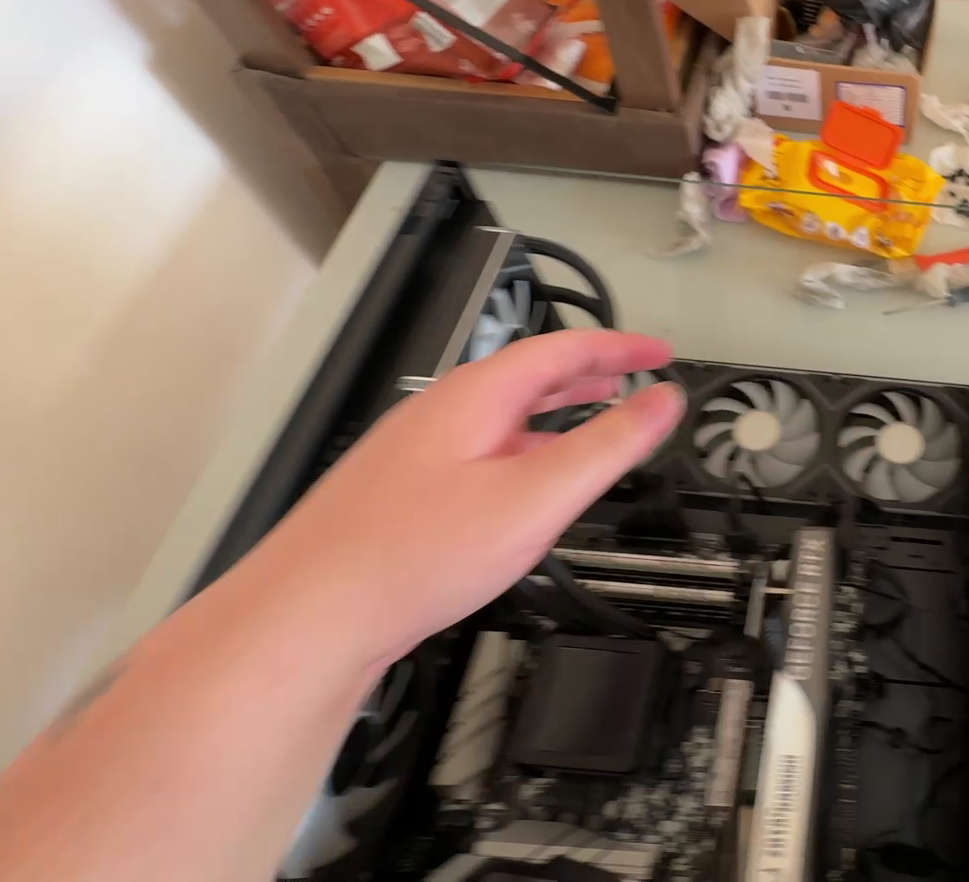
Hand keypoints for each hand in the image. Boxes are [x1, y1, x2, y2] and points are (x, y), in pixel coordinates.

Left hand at [232, 329, 685, 668]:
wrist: (304, 621)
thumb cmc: (414, 556)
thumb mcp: (537, 496)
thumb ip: (609, 445)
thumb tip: (663, 402)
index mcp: (476, 397)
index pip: (564, 348)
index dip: (621, 347)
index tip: (660, 354)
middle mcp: (443, 411)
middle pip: (533, 372)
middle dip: (594, 369)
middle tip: (638, 373)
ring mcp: (421, 448)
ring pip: (508, 410)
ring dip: (563, 403)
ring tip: (601, 408)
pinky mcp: (409, 487)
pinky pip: (487, 444)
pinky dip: (531, 441)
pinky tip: (538, 473)